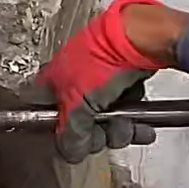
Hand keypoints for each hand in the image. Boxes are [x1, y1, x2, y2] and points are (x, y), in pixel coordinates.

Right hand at [32, 0, 188, 162]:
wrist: (140, 36)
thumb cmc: (103, 58)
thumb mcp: (79, 103)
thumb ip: (71, 132)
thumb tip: (70, 150)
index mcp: (54, 79)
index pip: (45, 111)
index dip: (58, 129)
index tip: (74, 141)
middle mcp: (74, 79)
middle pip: (80, 121)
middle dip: (99, 134)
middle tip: (109, 133)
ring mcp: (100, 80)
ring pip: (105, 118)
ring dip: (119, 129)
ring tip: (132, 128)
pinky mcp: (123, 80)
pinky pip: (125, 108)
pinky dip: (134, 118)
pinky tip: (144, 124)